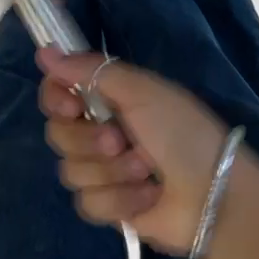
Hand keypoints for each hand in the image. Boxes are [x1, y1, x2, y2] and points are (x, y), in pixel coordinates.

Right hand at [37, 49, 230, 256]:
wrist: (214, 195)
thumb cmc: (181, 132)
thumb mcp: (140, 90)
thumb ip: (89, 69)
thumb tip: (43, 51)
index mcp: (105, 99)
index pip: (55, 92)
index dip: (55, 99)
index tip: (71, 107)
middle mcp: (97, 131)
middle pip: (57, 133)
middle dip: (89, 140)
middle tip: (121, 141)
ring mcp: (101, 170)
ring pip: (70, 170)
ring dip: (111, 171)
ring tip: (146, 170)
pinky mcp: (108, 206)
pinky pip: (87, 202)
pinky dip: (120, 199)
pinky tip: (147, 196)